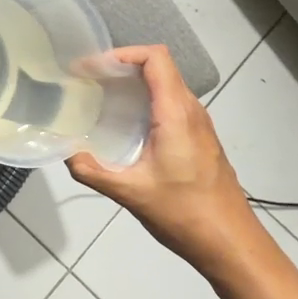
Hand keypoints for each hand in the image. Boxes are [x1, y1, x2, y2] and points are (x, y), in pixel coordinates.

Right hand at [66, 45, 262, 276]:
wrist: (232, 246)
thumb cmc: (184, 214)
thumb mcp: (130, 193)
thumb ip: (91, 170)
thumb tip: (65, 153)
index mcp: (176, 114)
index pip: (155, 58)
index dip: (123, 53)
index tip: (92, 67)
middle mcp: (192, 112)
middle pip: (159, 68)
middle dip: (122, 66)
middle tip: (88, 81)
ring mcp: (200, 126)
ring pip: (167, 87)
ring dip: (135, 84)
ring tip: (100, 99)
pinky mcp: (200, 141)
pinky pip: (172, 105)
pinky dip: (146, 102)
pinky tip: (125, 126)